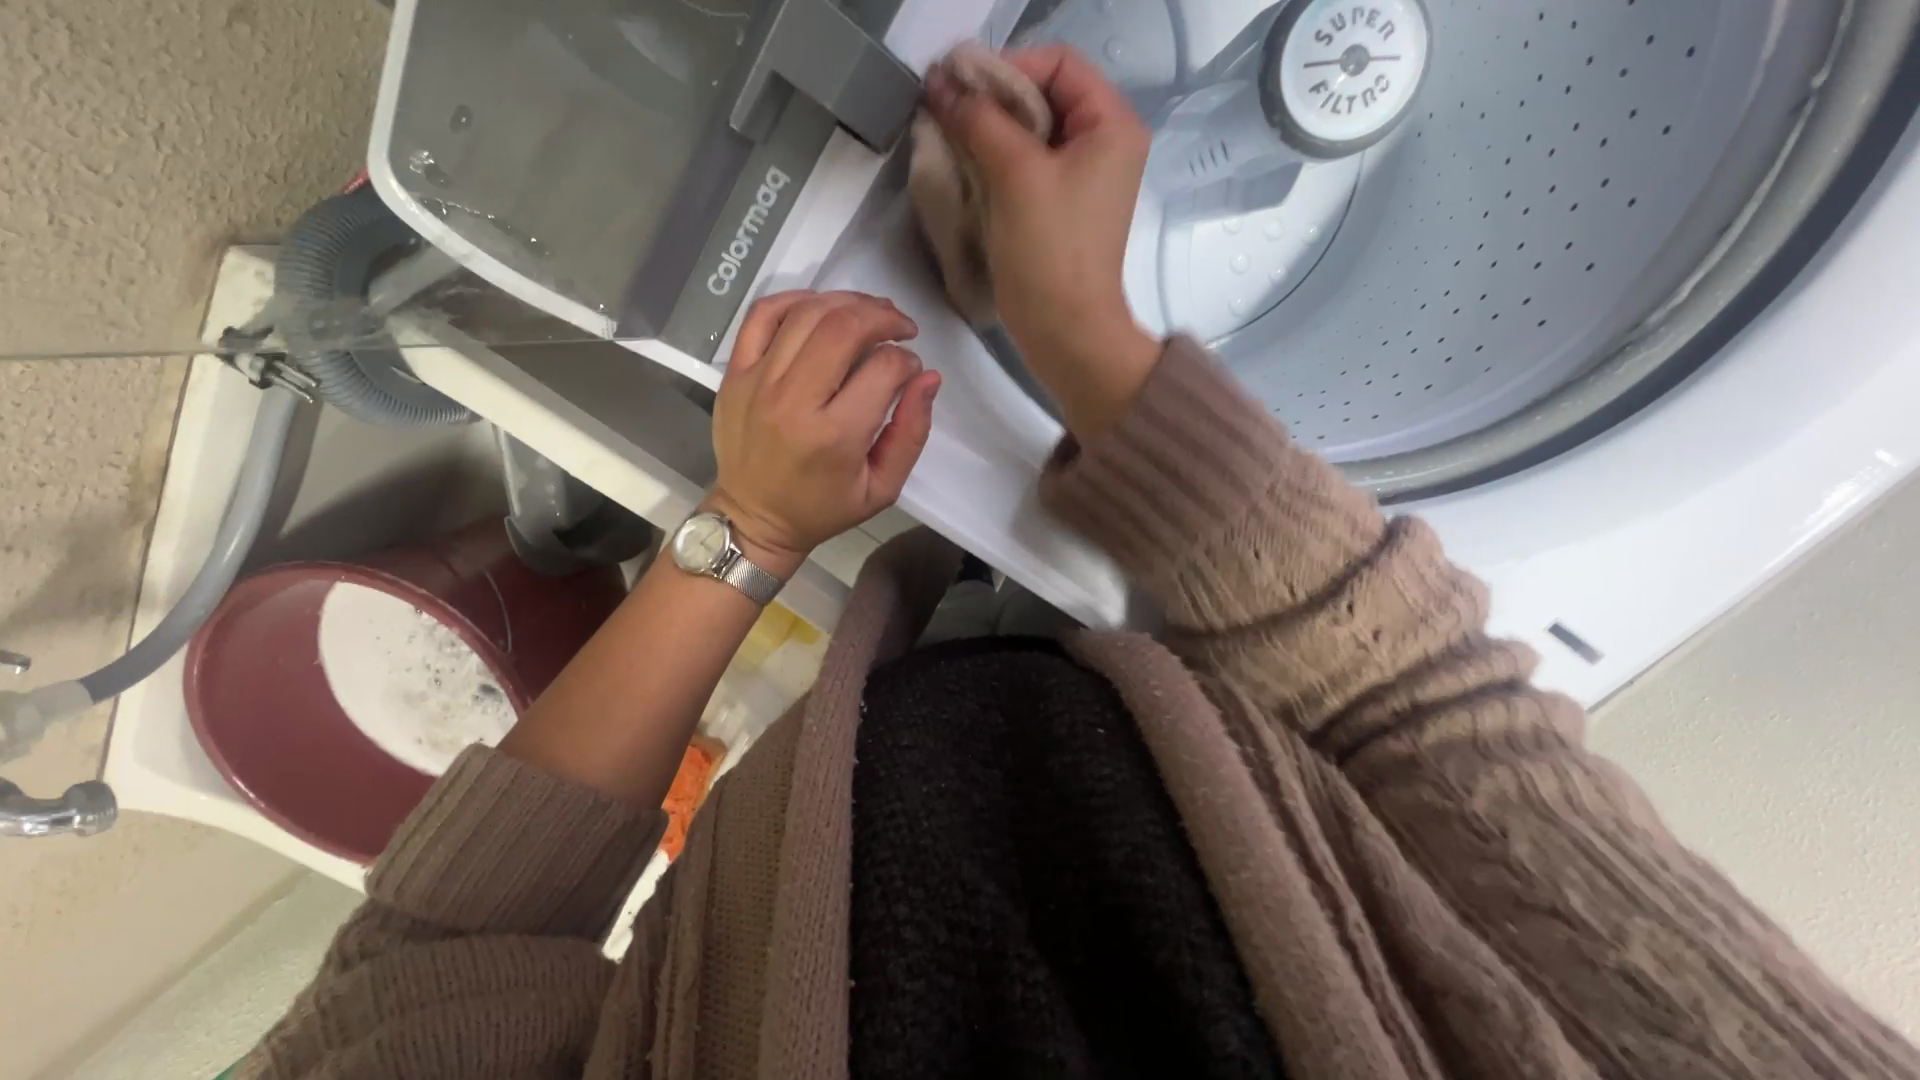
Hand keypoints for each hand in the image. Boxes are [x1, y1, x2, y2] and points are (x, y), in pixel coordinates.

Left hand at [709, 291, 940, 574]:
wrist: (754, 517)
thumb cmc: (824, 507)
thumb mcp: (883, 486)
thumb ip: (912, 432)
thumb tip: (929, 376)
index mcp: (835, 436)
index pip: (883, 368)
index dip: (908, 361)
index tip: (911, 370)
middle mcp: (794, 401)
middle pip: (845, 327)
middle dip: (884, 317)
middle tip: (901, 327)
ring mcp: (758, 382)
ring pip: (808, 313)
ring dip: (848, 302)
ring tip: (870, 313)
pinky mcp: (735, 373)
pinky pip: (763, 314)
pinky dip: (797, 299)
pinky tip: (823, 307)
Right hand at [928, 45, 1162, 437]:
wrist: (1066, 331)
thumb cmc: (1050, 251)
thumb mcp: (1015, 174)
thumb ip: (979, 119)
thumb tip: (941, 84)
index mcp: (1112, 124)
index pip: (1058, 63)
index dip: (1007, 67)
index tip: (961, 90)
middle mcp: (1106, 143)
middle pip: (1044, 94)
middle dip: (993, 99)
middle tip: (946, 111)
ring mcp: (1084, 178)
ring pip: (1032, 131)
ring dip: (990, 130)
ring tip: (950, 138)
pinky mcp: (1063, 207)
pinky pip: (1029, 165)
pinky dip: (997, 160)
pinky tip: (966, 166)